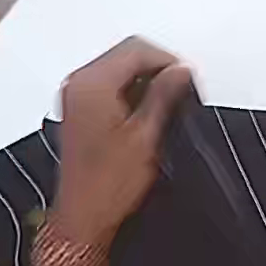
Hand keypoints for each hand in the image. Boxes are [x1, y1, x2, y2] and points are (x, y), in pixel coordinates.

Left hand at [52, 37, 192, 245]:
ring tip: (168, 106)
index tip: (188, 81)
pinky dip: (133, 91)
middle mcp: (79, 83)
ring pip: (120, 68)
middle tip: (183, 92)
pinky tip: (148, 114)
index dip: (168, 61)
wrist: (85, 215)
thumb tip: (182, 70)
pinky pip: (111, 84)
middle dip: (158, 68)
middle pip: (126, 54)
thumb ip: (164, 96)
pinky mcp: (80, 109)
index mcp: (92, 84)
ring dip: (147, 80)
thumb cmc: (110, 183)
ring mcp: (77, 95)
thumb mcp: (147, 136)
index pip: (136, 50)